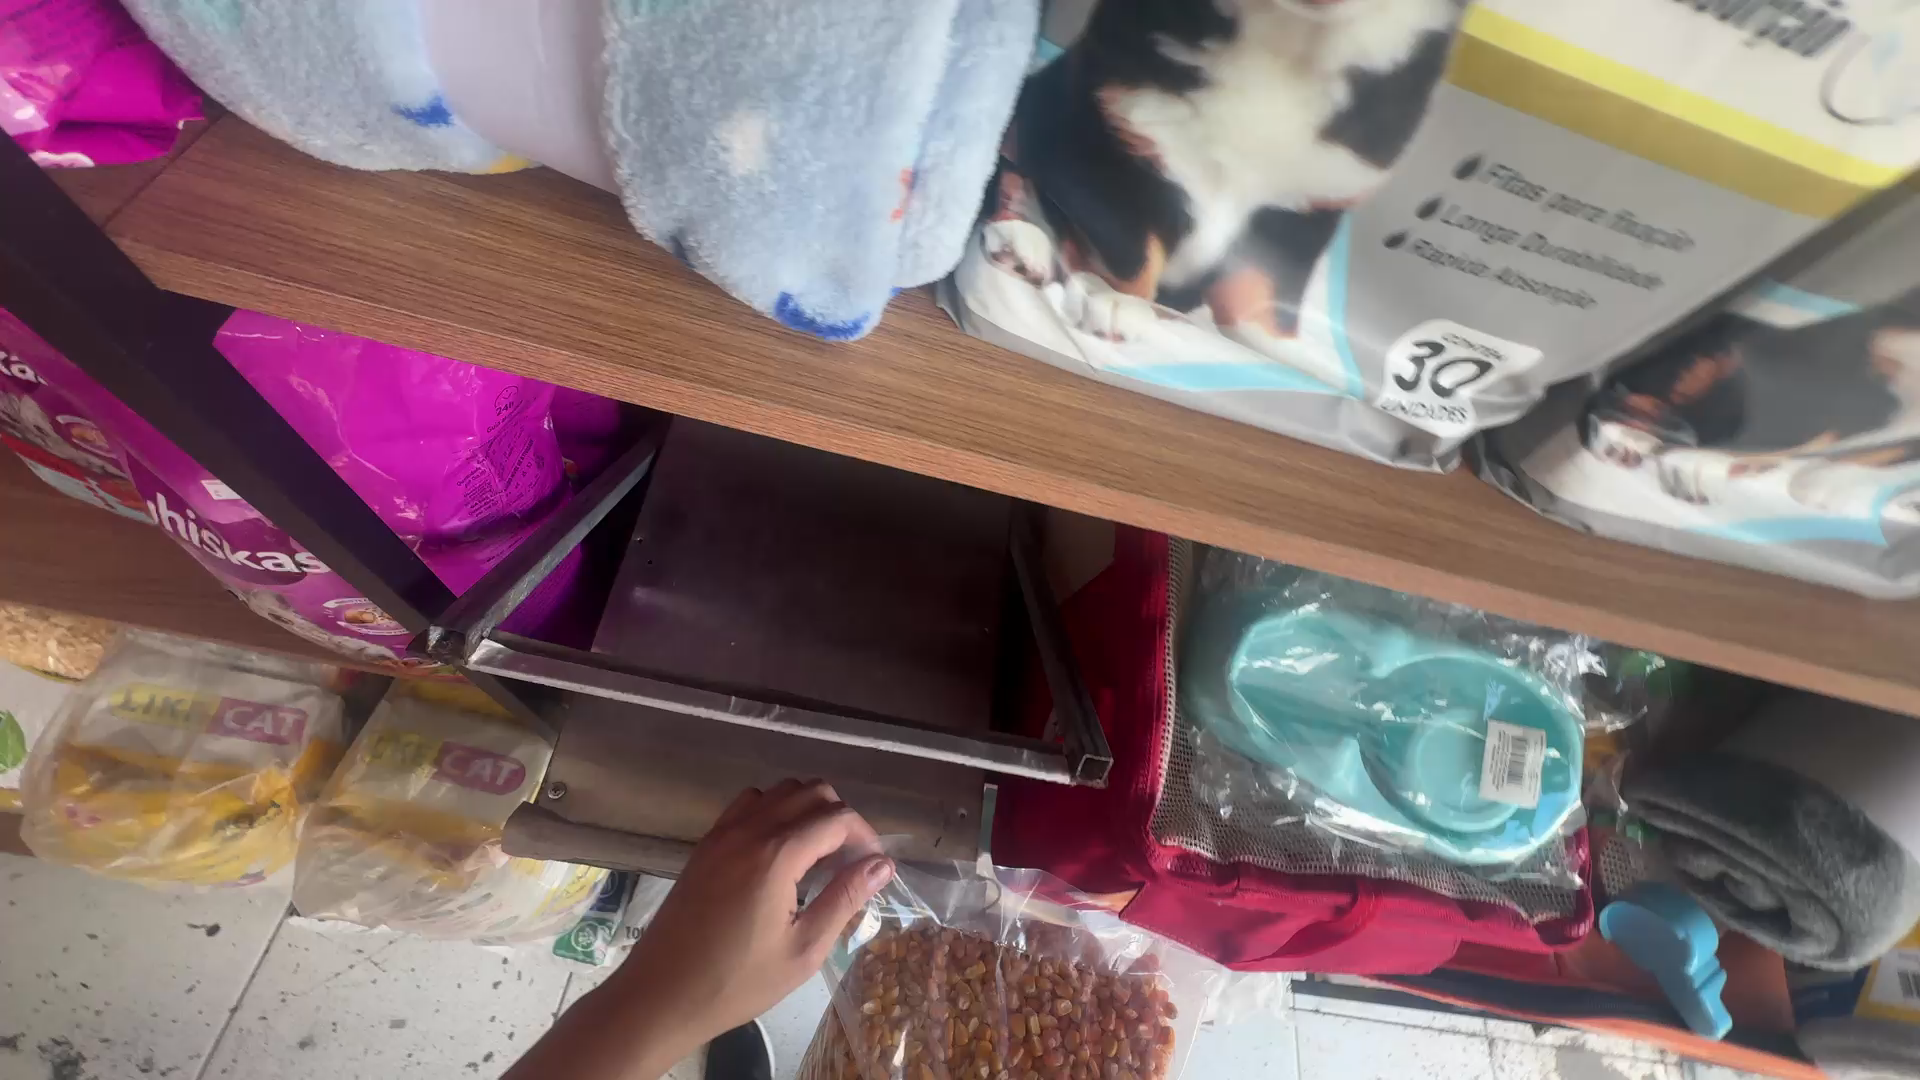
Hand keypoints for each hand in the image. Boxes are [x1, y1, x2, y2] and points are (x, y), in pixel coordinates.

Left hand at [613, 780, 893, 1048]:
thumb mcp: (803, 950)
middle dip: (841, 817)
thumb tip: (883, 865)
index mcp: (778, 855)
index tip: (872, 866)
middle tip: (848, 859)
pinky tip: (778, 848)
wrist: (659, 996)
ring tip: (816, 852)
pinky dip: (775, 809)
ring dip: (809, 808)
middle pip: (814, 791)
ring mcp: (726, 830)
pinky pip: (751, 800)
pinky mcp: (709, 840)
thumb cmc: (736, 982)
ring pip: (783, 789)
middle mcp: (753, 828)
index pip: (838, 818)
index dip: (865, 836)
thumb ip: (845, 898)